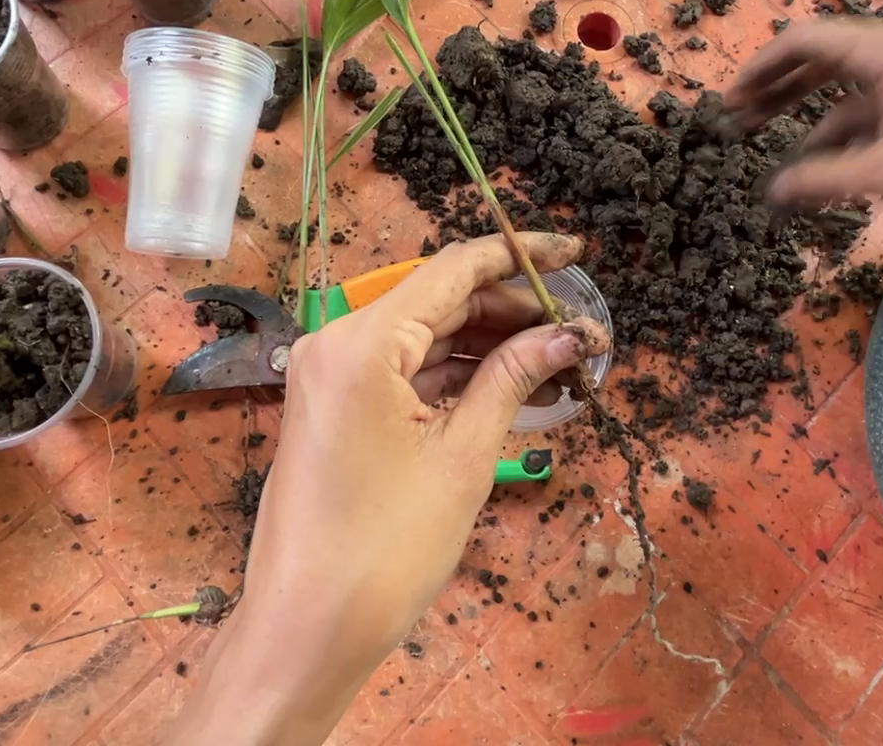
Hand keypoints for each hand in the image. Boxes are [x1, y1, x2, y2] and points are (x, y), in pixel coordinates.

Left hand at [166, 233, 609, 744]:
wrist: (306, 632)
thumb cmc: (389, 548)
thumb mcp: (464, 455)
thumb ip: (512, 377)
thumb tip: (567, 333)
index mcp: (363, 341)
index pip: (452, 270)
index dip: (517, 257)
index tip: (572, 251)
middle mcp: (339, 340)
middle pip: (440, 300)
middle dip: (511, 311)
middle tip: (576, 330)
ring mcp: (334, 370)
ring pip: (426, 334)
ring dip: (488, 343)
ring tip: (556, 360)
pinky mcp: (338, 400)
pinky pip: (406, 367)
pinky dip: (456, 373)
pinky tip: (510, 382)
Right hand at [729, 17, 882, 246]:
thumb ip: (825, 179)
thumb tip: (769, 193)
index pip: (806, 40)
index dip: (760, 68)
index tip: (728, 101)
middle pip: (824, 60)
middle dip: (778, 91)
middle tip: (739, 122)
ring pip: (851, 92)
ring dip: (809, 119)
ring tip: (775, 153)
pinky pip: (879, 115)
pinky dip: (847, 138)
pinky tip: (829, 171)